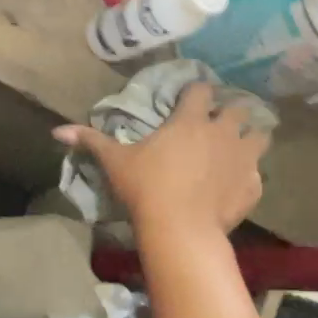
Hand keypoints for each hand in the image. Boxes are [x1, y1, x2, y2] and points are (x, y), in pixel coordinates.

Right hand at [54, 83, 270, 234]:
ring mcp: (243, 159)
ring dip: (249, 136)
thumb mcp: (114, 161)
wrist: (181, 228)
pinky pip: (257, 172)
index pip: (200, 90)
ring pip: (260, 136)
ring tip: (235, 145)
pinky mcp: (252, 185)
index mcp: (189, 121)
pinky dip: (247, 173)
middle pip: (239, 109)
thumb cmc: (145, 187)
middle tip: (214, 122)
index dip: (194, 91)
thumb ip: (90, 140)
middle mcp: (222, 133)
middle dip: (229, 112)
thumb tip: (56, 131)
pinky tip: (233, 181)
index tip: (187, 97)